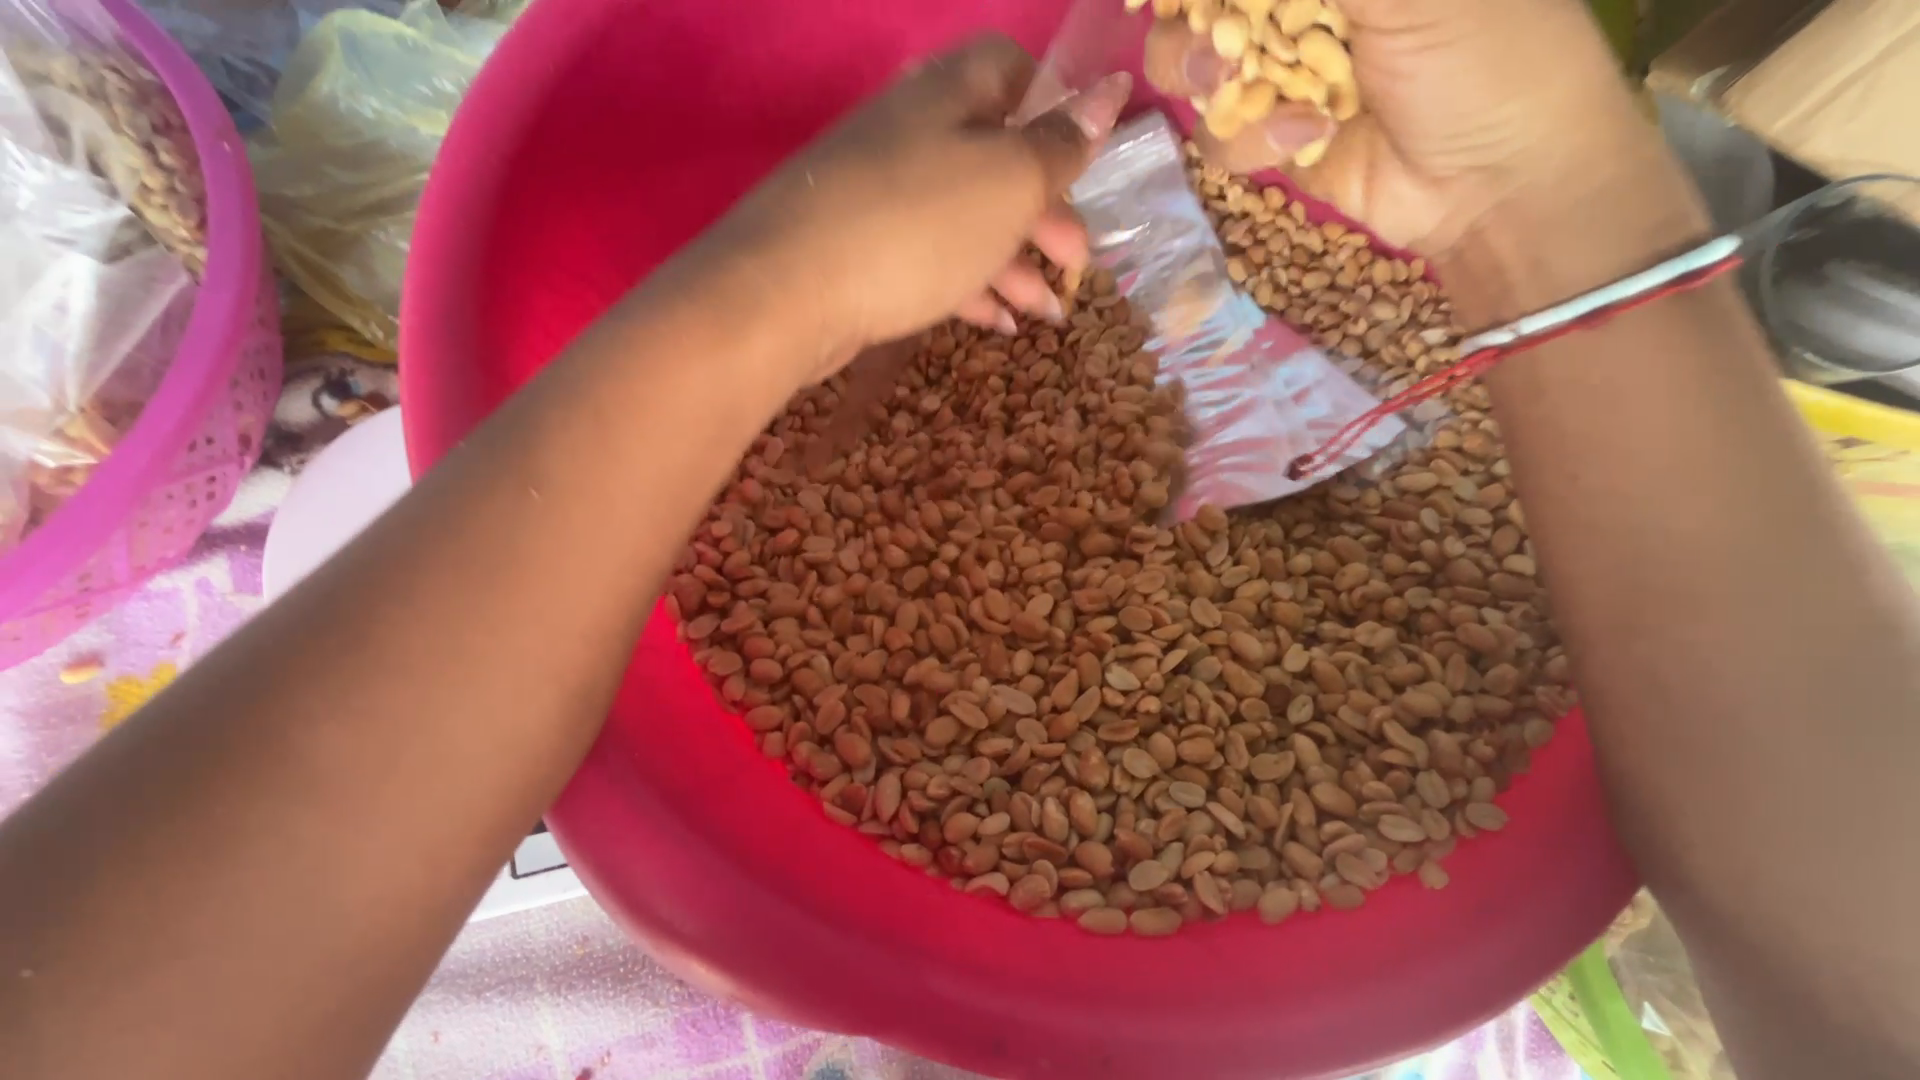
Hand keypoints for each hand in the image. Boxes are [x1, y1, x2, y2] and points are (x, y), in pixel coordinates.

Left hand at [698, 36, 1129, 388]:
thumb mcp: (1007, 181)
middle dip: (1045, 211)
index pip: (1010, 70)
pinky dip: (969, 288)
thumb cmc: (915, 226)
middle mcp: (912, 134)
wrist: (787, 292)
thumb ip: (1060, 143)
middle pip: (994, 157)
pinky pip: (930, 260)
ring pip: (966, 219)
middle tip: (1078, 262)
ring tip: (1048, 314)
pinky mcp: (861, 252)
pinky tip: (999, 326)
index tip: (1083, 162)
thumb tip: (1111, 89)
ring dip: (1015, 264)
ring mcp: (880, 196)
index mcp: (948, 95)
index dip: (1053, 108)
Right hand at [1145, 0, 1691, 257]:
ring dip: (1206, 78)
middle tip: (1218, 46)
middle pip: (1200, 5)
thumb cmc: (1481, 57)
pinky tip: (1307, 140)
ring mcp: (1281, 74)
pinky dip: (1251, 139)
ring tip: (1233, 85)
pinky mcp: (1272, 141)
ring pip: (1191, 68)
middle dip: (1195, 27)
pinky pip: (1221, 136)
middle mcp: (1303, 6)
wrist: (1493, 184)